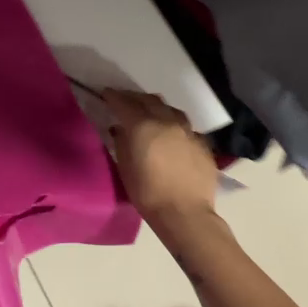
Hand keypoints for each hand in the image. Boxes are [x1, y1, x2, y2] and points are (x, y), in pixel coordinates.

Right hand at [102, 90, 221, 227]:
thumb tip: (120, 129)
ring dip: (157, 107)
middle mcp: (167, 122)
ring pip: (171, 109)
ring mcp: (188, 131)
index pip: (124, 103)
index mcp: (143, 126)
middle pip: (149, 100)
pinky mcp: (202, 144)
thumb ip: (121, 141)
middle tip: (124, 101)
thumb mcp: (124, 165)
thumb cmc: (146, 191)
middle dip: (134, 98)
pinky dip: (173, 125)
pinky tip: (170, 134)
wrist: (184, 212)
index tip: (105, 94)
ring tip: (150, 113)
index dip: (112, 96)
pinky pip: (185, 127)